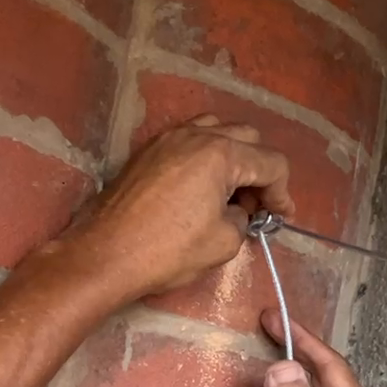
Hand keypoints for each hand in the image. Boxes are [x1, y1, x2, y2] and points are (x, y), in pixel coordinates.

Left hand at [66, 116, 293, 298]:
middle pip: (246, 138)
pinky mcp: (144, 153)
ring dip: (231, 157)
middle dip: (258, 171)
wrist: (104, 255)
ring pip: (214, 131)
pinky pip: (186, 142)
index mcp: (220, 153)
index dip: (282, 192)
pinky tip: (199, 188)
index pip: (271, 162)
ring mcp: (165, 140)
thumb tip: (237, 212)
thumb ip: (241, 219)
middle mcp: (194, 135)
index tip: (280, 217)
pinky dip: (202, 158)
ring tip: (228, 193)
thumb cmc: (166, 251)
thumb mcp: (223, 242)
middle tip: (254, 207)